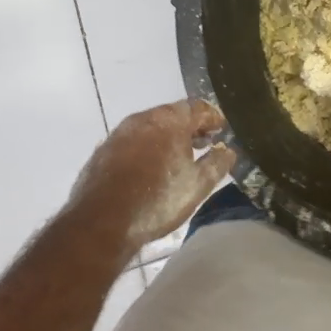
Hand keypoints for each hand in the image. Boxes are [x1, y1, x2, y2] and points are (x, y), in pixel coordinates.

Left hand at [70, 99, 235, 253]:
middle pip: (173, 114)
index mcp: (170, 120)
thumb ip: (217, 163)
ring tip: (177, 158)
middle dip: (190, 127)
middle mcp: (143, 118)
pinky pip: (131, 143)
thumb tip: (229, 150)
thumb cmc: (158, 201)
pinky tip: (148, 170)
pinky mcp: (102, 152)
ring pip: (150, 128)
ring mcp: (119, 134)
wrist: (101, 224)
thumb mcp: (198, 185)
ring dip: (166, 138)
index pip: (199, 107)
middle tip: (202, 143)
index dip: (213, 117)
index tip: (221, 130)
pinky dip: (145, 149)